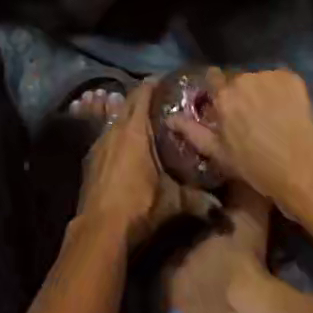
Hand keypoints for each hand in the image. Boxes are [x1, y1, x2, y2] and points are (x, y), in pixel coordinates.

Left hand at [78, 80, 216, 247]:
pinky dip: (115, 134)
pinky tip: (122, 145)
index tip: (164, 80)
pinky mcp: (90, 160)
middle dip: (140, 97)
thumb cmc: (138, 206)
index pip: (143, 95)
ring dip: (126, 115)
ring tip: (141, 119)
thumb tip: (221, 208)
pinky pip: (104, 136)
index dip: (152, 85)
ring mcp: (99, 144)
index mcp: (135, 130)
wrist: (99, 232)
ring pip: (114, 119)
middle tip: (157, 98)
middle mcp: (115, 130)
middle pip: (127, 103)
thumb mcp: (172, 201)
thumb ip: (197, 200)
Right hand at [170, 69, 312, 206]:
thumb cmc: (256, 168)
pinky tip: (287, 111)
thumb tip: (170, 118)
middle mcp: (244, 78)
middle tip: (250, 117)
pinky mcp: (292, 77)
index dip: (219, 92)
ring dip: (262, 91)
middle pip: (239, 79)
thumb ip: (192, 132)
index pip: (213, 78)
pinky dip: (282, 91)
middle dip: (241, 94)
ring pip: (260, 79)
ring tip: (272, 116)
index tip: (225, 107)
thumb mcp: (219, 154)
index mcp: (224, 96)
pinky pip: (280, 80)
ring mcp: (270, 75)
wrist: (302, 169)